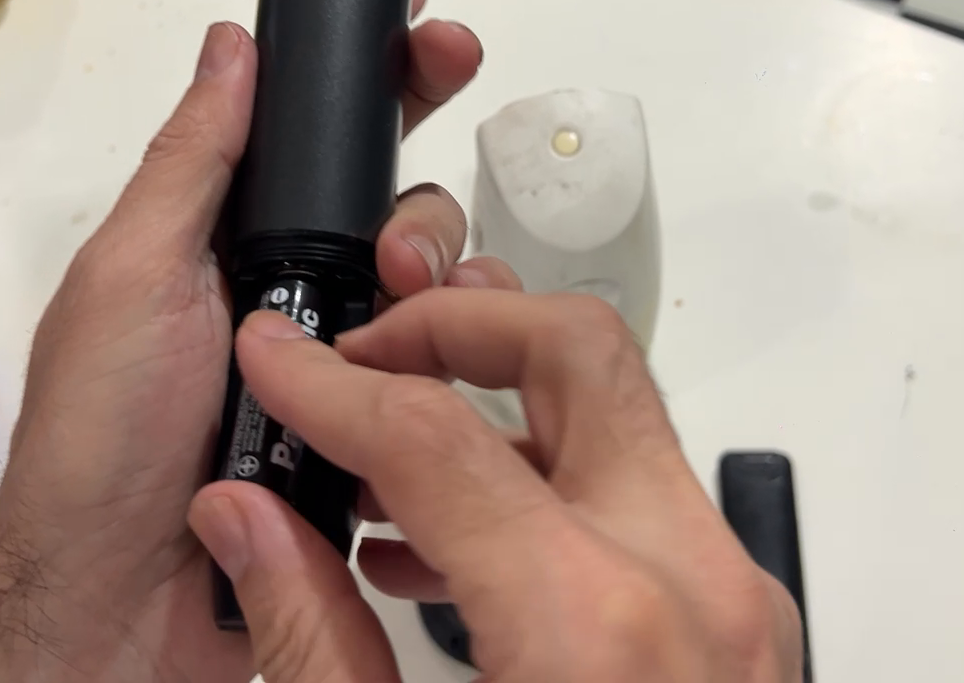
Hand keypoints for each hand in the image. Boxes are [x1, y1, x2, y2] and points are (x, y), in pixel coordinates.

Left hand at [0, 0, 486, 681]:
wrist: (125, 605)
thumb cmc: (111, 425)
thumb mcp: (135, 272)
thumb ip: (192, 159)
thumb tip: (232, 40)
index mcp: (246, 235)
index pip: (325, 136)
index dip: (381, 79)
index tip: (430, 32)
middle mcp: (307, 283)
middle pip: (402, 205)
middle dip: (429, 198)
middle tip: (414, 244)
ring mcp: (351, 354)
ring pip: (438, 282)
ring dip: (446, 272)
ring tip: (406, 311)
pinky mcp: (382, 421)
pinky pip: (451, 366)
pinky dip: (468, 350)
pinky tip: (463, 365)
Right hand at [188, 290, 805, 682]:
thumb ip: (307, 645)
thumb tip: (240, 516)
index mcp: (598, 639)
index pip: (437, 437)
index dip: (329, 384)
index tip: (271, 354)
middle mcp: (688, 584)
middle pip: (578, 348)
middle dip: (457, 318)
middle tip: (366, 346)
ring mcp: (723, 591)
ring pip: (607, 397)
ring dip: (489, 382)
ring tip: (380, 428)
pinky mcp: (722, 612)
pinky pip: (616, 479)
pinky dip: (522, 461)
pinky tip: (435, 525)